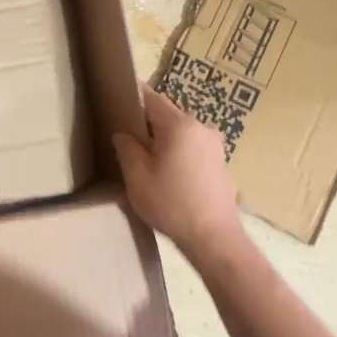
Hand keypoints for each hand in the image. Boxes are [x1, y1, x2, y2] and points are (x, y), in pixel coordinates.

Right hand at [114, 88, 246, 256]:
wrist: (213, 237)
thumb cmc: (171, 204)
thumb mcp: (137, 177)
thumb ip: (127, 148)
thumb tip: (124, 134)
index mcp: (179, 125)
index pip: (152, 99)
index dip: (133, 99)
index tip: (116, 103)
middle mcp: (201, 127)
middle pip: (167, 114)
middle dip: (146, 123)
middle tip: (126, 139)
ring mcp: (214, 144)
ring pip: (180, 131)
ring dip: (162, 139)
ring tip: (146, 159)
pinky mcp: (220, 161)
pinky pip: (192, 145)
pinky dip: (177, 151)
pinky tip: (167, 172)